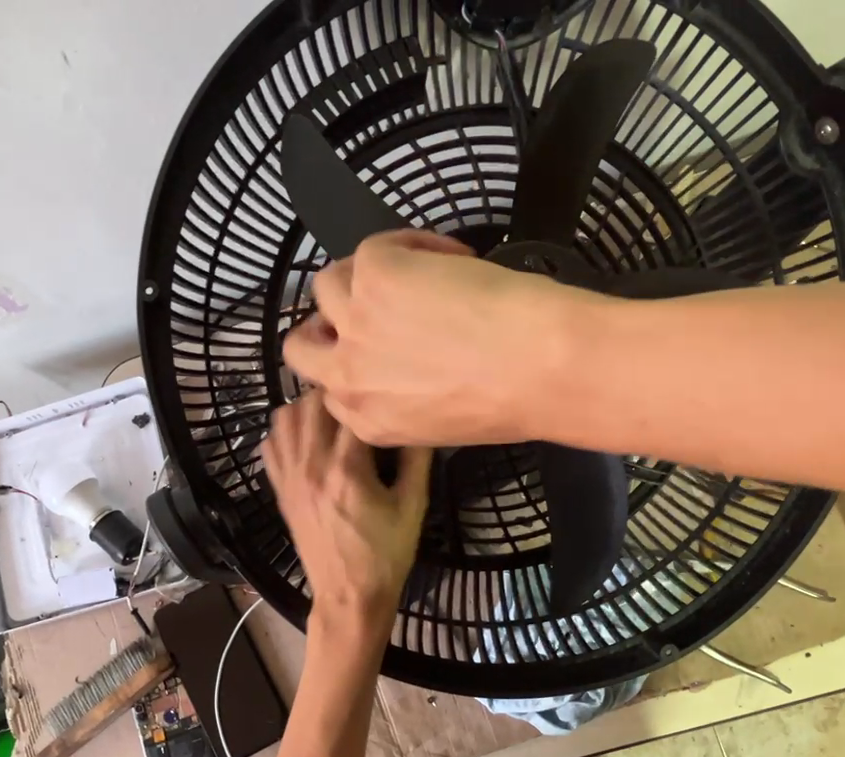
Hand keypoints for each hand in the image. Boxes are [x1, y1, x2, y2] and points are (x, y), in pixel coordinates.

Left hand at [259, 392, 431, 638]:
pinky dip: (286, 432)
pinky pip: (271, 445)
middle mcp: (310, 466)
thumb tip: (420, 418)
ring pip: (285, 418)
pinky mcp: (280, 491)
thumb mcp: (413, 505)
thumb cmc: (385, 554)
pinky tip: (309, 439)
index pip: (348, 406)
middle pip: (310, 403)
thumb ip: (416, 458)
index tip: (380, 393)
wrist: (349, 596)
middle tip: (358, 400)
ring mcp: (290, 478)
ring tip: (332, 416)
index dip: (365, 392)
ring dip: (307, 407)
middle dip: (335, 393)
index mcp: (346, 469)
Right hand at [281, 229, 606, 446]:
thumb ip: (409, 401)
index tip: (377, 349)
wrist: (543, 367)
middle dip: (327, 324)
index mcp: (369, 421)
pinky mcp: (374, 275)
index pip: (330, 391)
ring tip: (416, 274)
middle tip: (369, 306)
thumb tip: (416, 365)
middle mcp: (350, 379)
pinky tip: (452, 259)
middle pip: (301, 345)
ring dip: (364, 276)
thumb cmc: (516, 403)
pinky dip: (413, 245)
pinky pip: (376, 244)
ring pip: (326, 285)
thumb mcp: (445, 424)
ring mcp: (355, 324)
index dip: (350, 363)